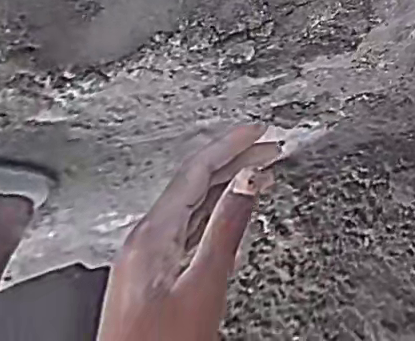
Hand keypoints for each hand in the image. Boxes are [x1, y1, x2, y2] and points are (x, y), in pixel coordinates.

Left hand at [96, 125, 282, 340]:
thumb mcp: (203, 285)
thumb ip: (227, 226)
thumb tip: (249, 177)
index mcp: (151, 235)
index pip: (196, 170)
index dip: (231, 144)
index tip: (260, 130)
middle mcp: (143, 241)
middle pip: (194, 182)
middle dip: (235, 160)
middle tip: (271, 147)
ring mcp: (145, 260)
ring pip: (193, 203)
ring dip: (229, 184)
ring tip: (262, 173)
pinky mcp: (152, 277)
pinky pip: (189, 226)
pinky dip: (217, 210)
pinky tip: (234, 213)